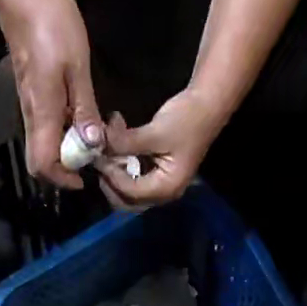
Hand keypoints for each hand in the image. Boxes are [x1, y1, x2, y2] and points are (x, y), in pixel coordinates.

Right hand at [0, 0, 102, 191]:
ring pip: (42, 147)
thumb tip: (94, 145)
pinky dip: (62, 136)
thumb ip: (85, 108)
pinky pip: (45, 129)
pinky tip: (80, 122)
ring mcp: (29, 108)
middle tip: (91, 162)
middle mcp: (32, 118)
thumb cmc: (51, 25)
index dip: (63, 179)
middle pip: (39, 162)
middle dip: (64, 171)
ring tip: (91, 143)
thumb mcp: (77, 67)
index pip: (44, 164)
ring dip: (65, 154)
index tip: (85, 178)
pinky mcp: (32, 97)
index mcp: (43, 114)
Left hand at [99, 90, 225, 208]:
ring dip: (114, 173)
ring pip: (126, 191)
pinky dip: (122, 166)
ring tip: (108, 148)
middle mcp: (163, 194)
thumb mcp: (155, 131)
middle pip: (126, 201)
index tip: (98, 154)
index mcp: (166, 188)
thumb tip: (99, 143)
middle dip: (109, 181)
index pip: (129, 192)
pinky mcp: (157, 175)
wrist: (208, 104)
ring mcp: (160, 186)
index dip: (111, 174)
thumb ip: (126, 142)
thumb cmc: (187, 119)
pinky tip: (118, 147)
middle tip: (100, 157)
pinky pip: (133, 179)